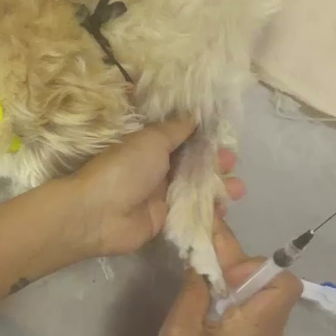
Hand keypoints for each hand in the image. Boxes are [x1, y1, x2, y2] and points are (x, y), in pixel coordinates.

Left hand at [58, 117, 245, 259]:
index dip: (206, 139)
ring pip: (197, 190)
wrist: (99, 213)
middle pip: (194, 166)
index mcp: (151, 147)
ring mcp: (162, 197)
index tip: (226, 138)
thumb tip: (194, 113)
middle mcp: (158, 170)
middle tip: (231, 164)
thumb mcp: (151, 139)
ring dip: (219, 188)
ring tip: (237, 189)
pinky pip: (192, 215)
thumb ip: (176, 129)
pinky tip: (225, 210)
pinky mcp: (165, 221)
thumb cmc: (124, 168)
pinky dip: (210, 213)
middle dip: (216, 164)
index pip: (185, 140)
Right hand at [156, 219, 297, 335]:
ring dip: (235, 287)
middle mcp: (273, 332)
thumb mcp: (180, 333)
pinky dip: (234, 305)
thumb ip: (194, 292)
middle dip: (240, 270)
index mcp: (259, 324)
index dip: (252, 264)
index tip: (218, 269)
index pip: (281, 277)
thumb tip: (203, 262)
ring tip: (200, 290)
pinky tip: (205, 313)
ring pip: (261, 300)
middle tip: (204, 271)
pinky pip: (252, 317)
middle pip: (272, 284)